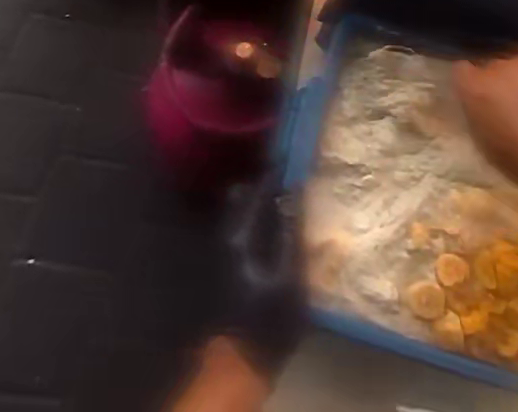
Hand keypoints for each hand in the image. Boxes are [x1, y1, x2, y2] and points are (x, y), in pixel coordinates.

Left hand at [219, 173, 306, 379]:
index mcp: (240, 234)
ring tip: (287, 192)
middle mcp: (225, 236)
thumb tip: (296, 189)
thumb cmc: (269, 317)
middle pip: (243, 196)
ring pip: (240, 211)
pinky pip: (241, 225)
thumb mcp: (291, 272)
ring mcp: (222, 251)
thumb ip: (292, 228)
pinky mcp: (225, 265)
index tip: (294, 154)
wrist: (239, 362)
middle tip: (292, 170)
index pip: (258, 189)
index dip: (276, 170)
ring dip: (261, 198)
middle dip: (265, 181)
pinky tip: (276, 220)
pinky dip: (258, 215)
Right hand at [454, 53, 517, 195]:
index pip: (462, 72)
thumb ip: (483, 121)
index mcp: (479, 91)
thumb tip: (485, 111)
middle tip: (516, 111)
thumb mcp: (492, 150)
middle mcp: (503, 66)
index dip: (471, 85)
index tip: (480, 101)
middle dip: (503, 85)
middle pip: (496, 68)